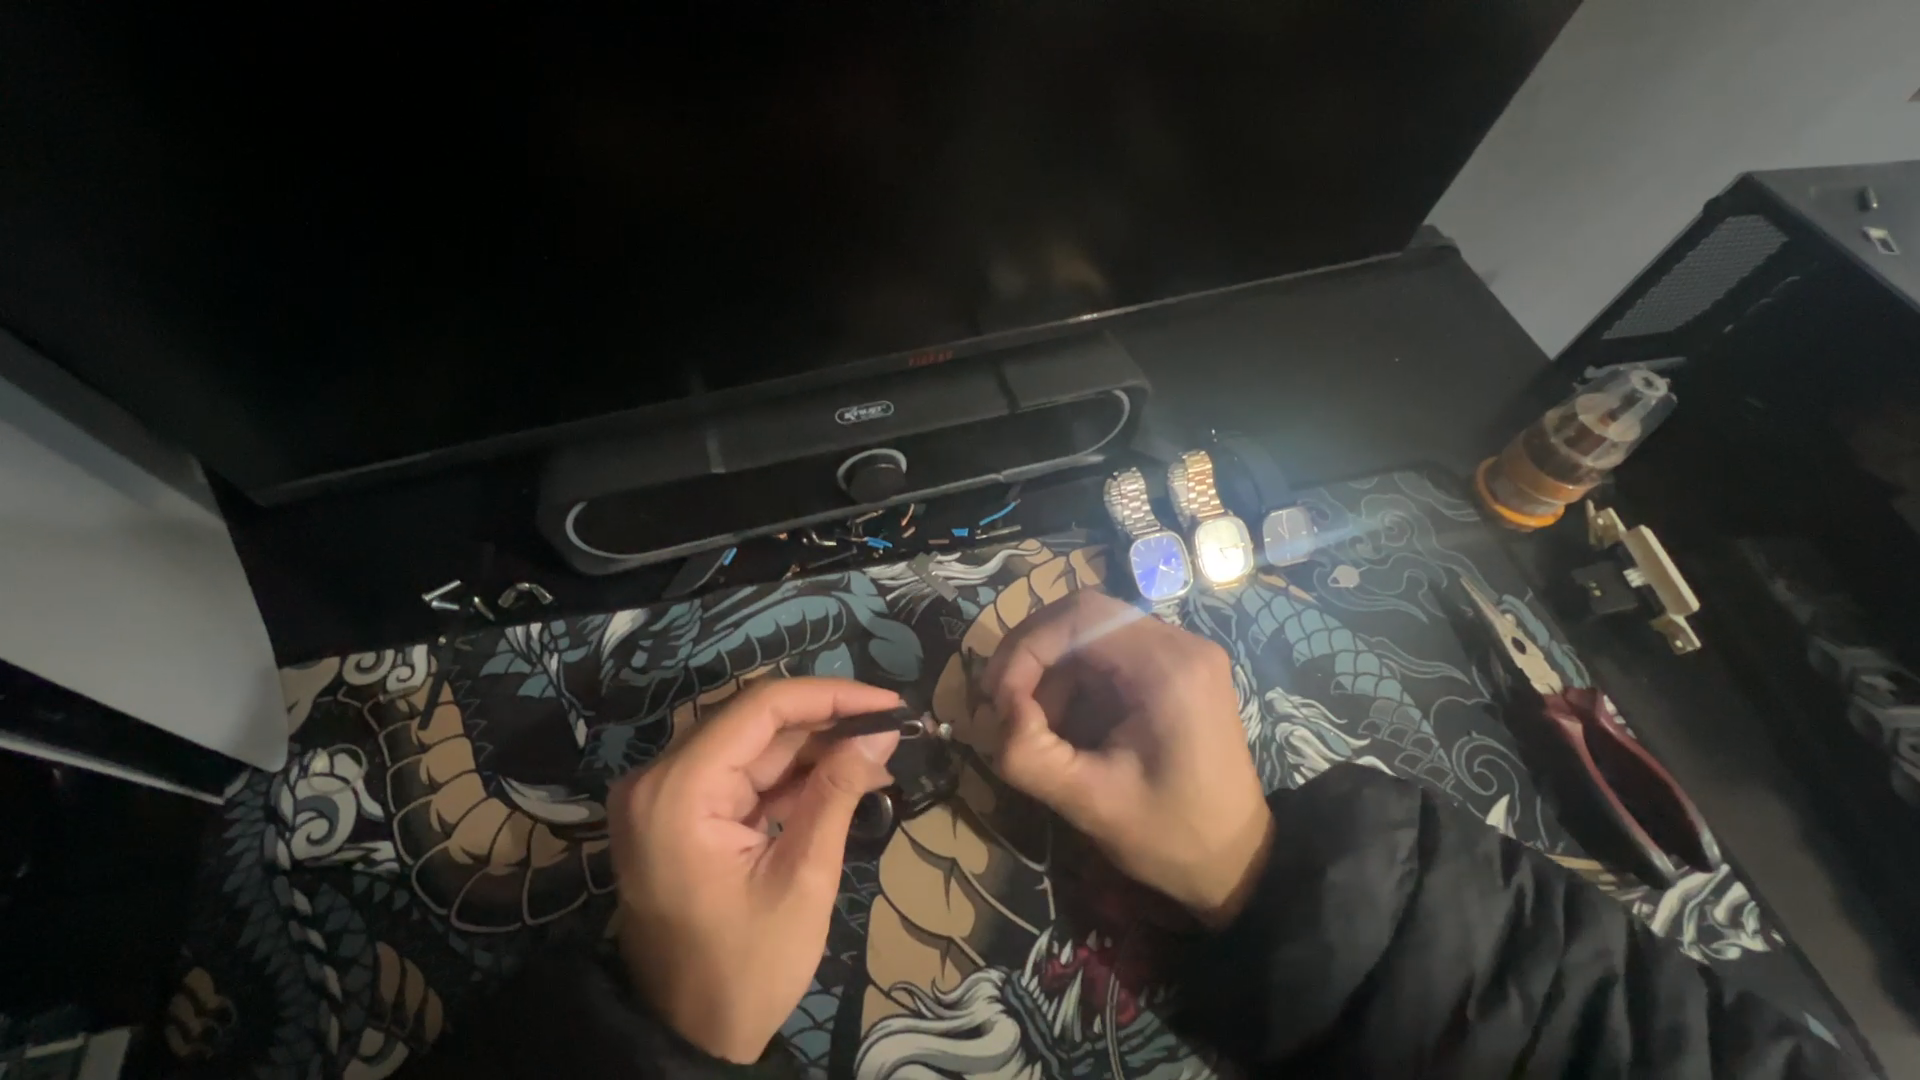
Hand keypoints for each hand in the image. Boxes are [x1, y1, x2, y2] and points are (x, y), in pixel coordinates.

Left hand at [607, 677, 900, 1062]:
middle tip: (891, 730)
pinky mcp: (680, 812)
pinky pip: (742, 775)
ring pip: (753, 745)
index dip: (831, 696)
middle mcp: (660, 779)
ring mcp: (666, 795)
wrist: (689, 1038)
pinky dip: (791, 776)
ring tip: (877, 758)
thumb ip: (838, 792)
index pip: (760, 708)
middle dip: (828, 723)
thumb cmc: (746, 970)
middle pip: (755, 722)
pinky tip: (841, 779)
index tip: (889, 703)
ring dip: (815, 749)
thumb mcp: (803, 879)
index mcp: (678, 791)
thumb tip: (882, 730)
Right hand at [984, 591, 1273, 927]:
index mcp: (1169, 667)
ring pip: (1091, 632)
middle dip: (1032, 655)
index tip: (1000, 701)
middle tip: (1003, 704)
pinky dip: (1074, 681)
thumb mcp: (1091, 803)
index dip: (1027, 647)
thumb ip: (1031, 754)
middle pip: (1084, 615)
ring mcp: (1181, 653)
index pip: (1081, 617)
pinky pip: (1108, 654)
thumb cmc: (1170, 837)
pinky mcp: (1175, 669)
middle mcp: (1181, 644)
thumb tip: (997, 709)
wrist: (1237, 862)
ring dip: (1050, 671)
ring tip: (1035, 725)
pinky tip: (1065, 725)